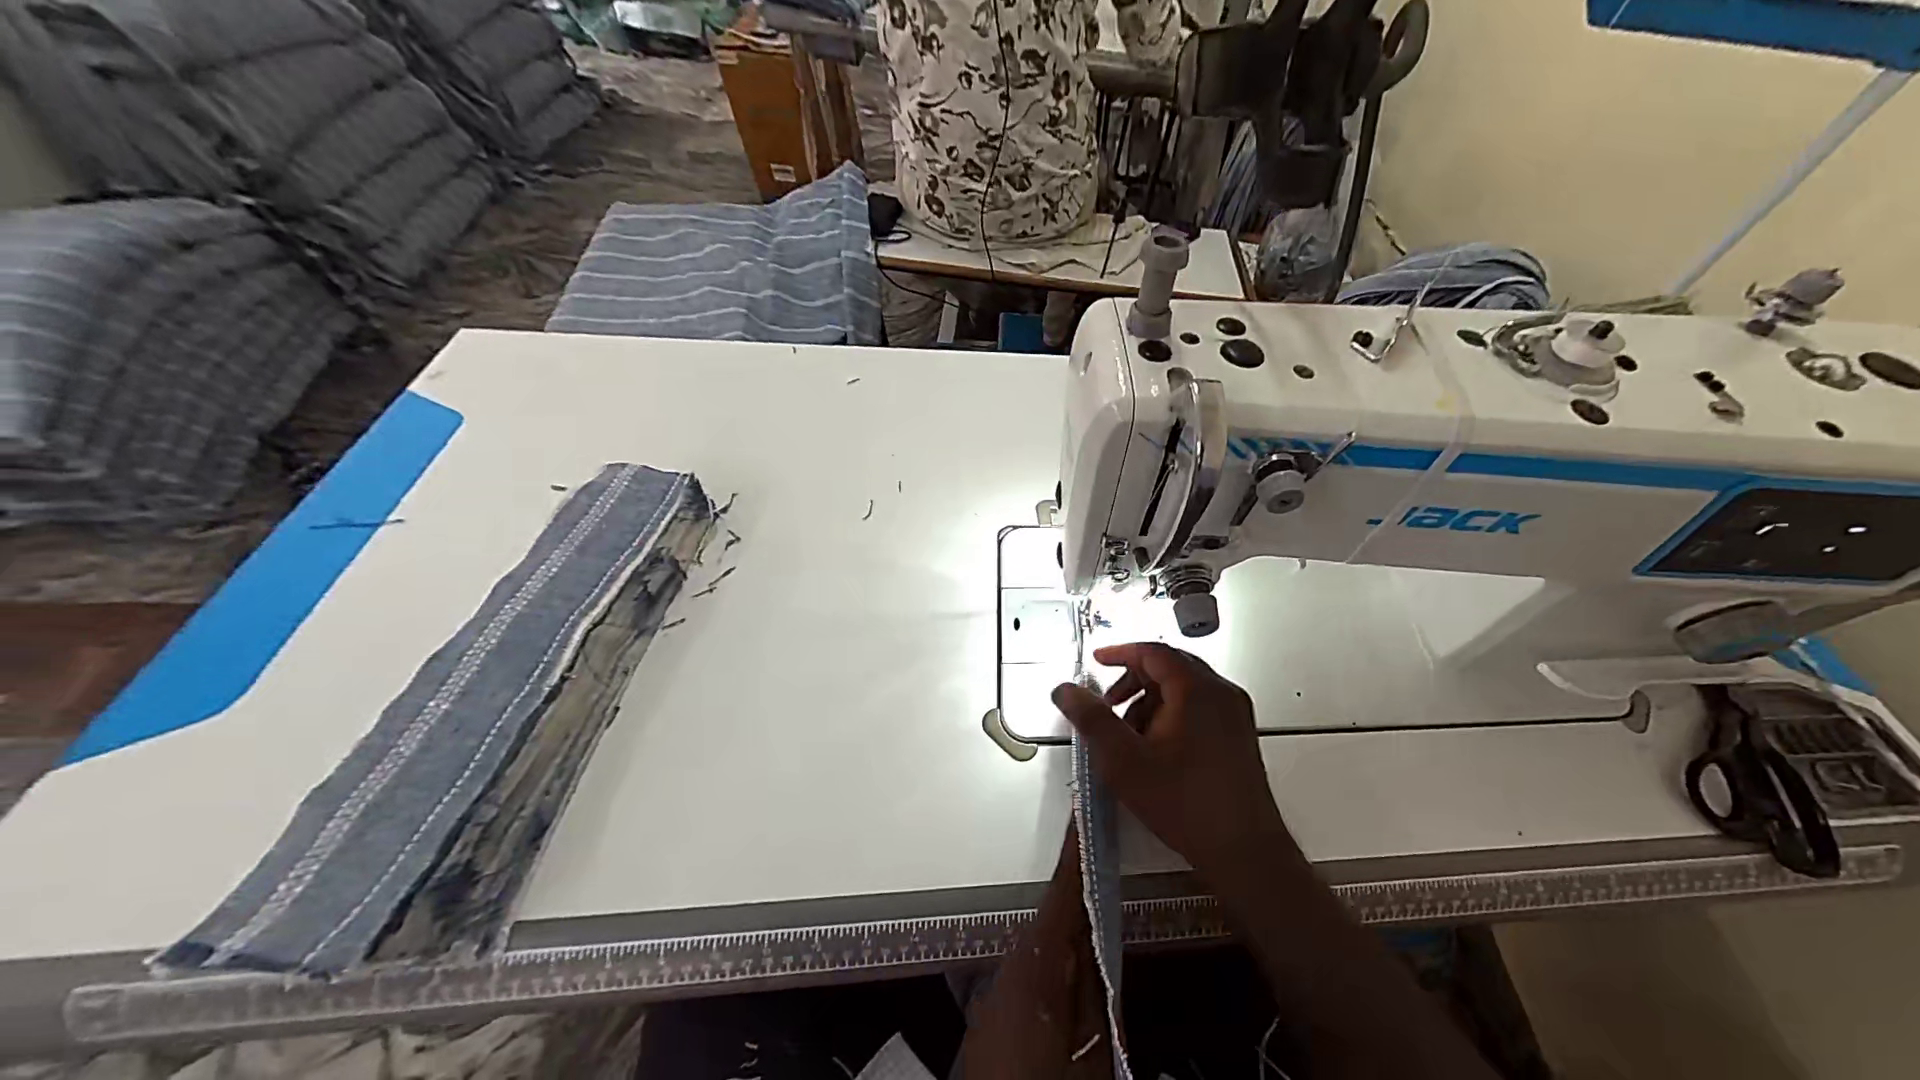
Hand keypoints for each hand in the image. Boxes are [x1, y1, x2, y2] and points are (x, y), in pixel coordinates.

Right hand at [1052, 643, 1293, 885]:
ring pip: (1184, 689)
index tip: (1096, 660)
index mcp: (1196, 690)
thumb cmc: (1183, 802)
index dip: (1120, 652)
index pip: (1153, 652)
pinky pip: (1199, 707)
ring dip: (1150, 700)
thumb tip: (1064, 689)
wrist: (1243, 851)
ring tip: (1128, 734)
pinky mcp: (1239, 736)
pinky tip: (1155, 748)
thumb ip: (1091, 718)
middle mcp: (1222, 693)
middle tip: (1107, 702)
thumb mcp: (1124, 759)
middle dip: (1133, 680)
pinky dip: (1171, 713)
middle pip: (1170, 666)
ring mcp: (1235, 715)